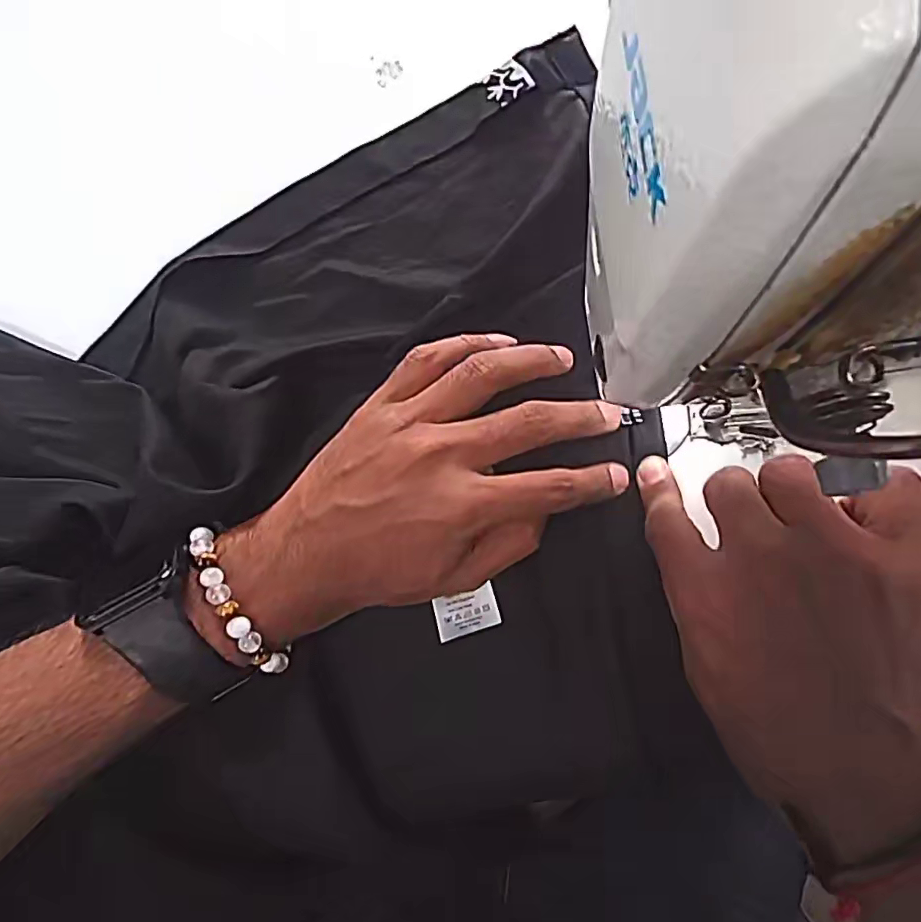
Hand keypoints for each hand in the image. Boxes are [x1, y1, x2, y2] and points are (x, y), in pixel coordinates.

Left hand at [197, 334, 628, 651]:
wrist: (307, 553)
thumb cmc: (376, 570)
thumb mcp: (454, 578)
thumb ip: (509, 544)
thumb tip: (544, 512)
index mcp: (463, 505)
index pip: (550, 485)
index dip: (593, 480)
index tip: (613, 474)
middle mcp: (442, 456)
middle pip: (530, 421)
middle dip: (582, 416)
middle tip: (608, 414)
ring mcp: (410, 423)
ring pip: (483, 374)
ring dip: (531, 362)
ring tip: (561, 360)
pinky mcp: (382, 406)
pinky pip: (428, 360)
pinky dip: (465, 344)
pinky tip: (494, 344)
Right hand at [637, 454, 920, 863]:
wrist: (875, 778)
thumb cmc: (786, 738)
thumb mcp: (707, 674)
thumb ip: (694, 604)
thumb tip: (692, 560)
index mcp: (708, 594)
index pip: (667, 514)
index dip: (660, 488)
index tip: (660, 476)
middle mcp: (763, 560)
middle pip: (728, 482)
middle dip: (730, 500)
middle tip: (750, 522)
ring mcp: (835, 550)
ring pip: (792, 472)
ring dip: (789, 492)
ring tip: (806, 522)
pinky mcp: (900, 556)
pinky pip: (888, 486)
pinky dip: (876, 498)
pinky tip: (867, 524)